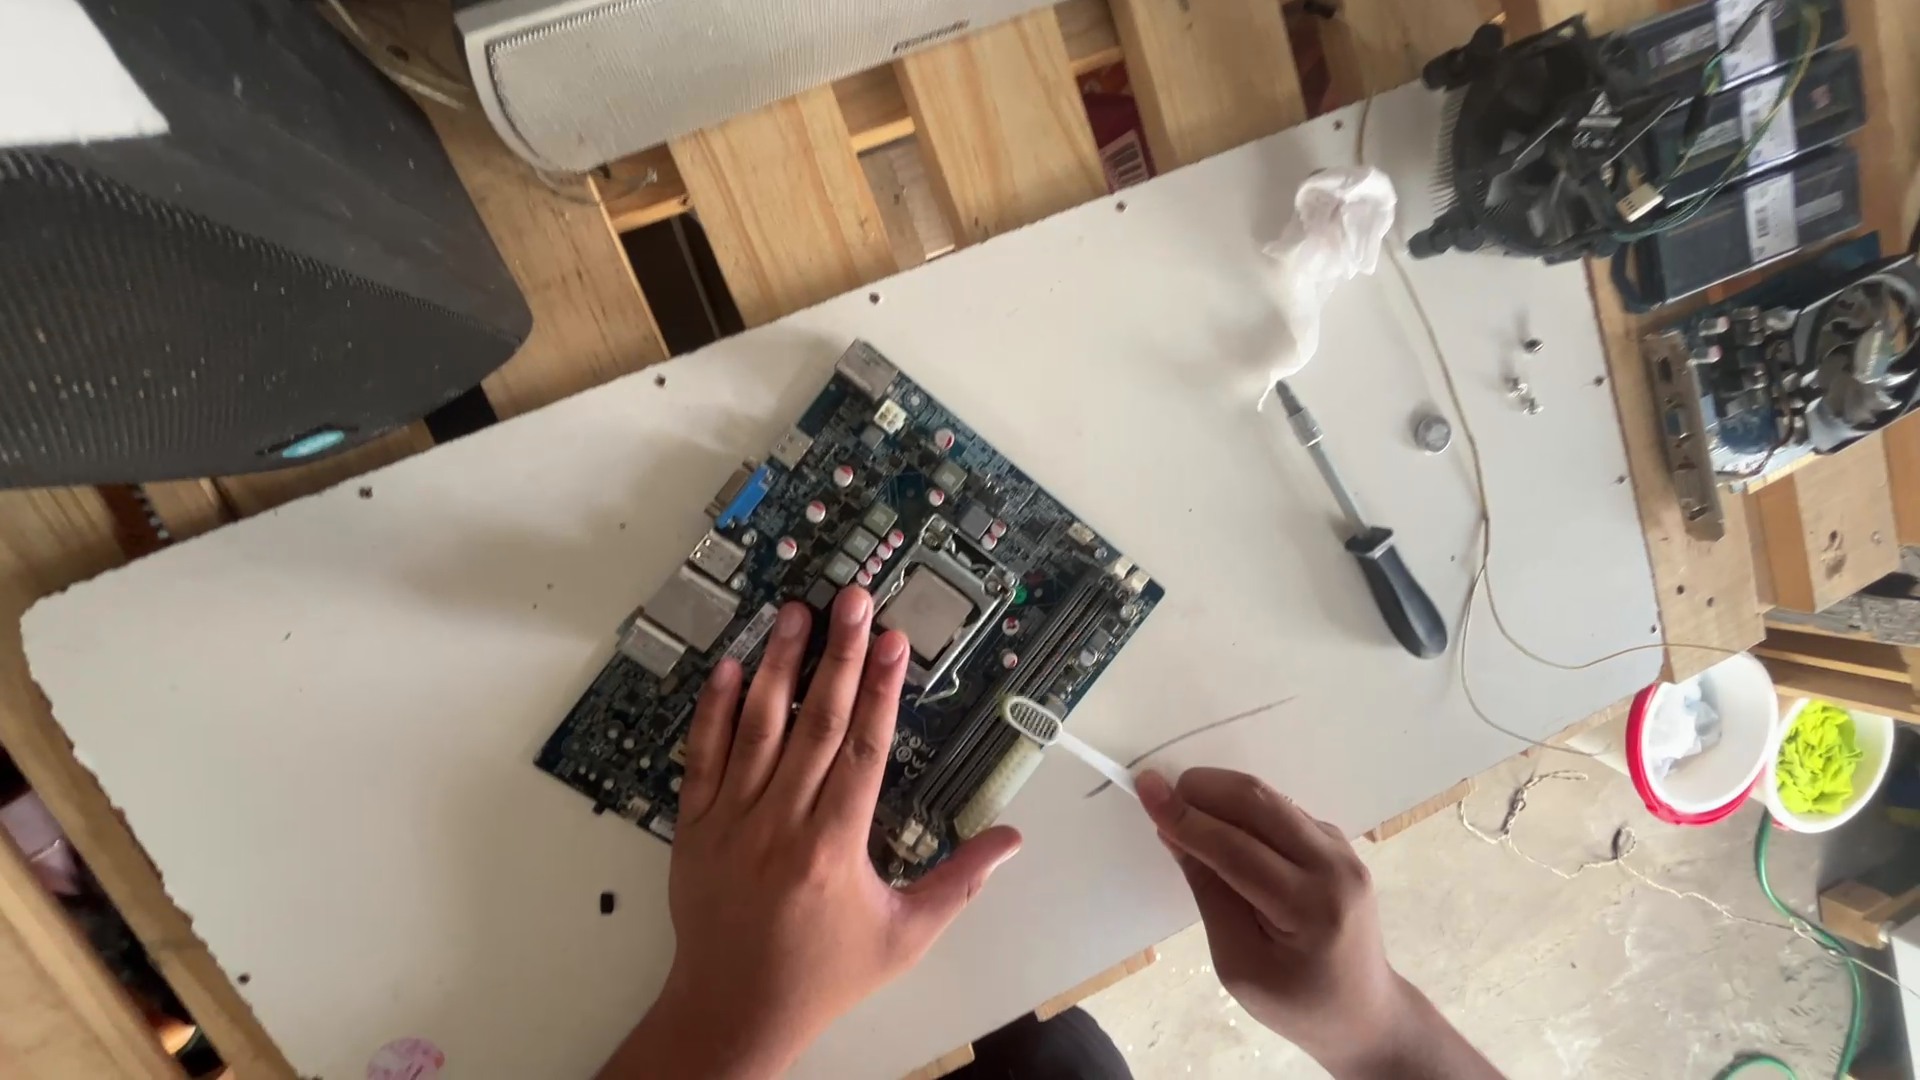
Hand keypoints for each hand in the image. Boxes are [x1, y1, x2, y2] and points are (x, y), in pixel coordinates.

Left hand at [599, 587, 1021, 1079]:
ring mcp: (732, 819)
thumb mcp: (905, 936)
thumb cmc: (824, 973)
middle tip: (852, 601)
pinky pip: (702, 756)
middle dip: (839, 654)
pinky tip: (728, 666)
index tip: (893, 641)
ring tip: (795, 613)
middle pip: (817, 722)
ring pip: (758, 727)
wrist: (730, 1014)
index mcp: (834, 845)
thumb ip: (961, 882)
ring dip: (778, 665)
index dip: (881, 689)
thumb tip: (1012, 841)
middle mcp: (782, 821)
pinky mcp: (694, 824)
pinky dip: (713, 709)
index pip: (865, 749)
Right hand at [1138, 768, 1501, 1079]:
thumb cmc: (1294, 1002)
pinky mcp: (1335, 840)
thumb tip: (1173, 831)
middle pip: (1258, 801)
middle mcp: (1334, 868)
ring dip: (1219, 794)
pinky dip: (1241, 808)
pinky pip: (1278, 807)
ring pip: (1267, 797)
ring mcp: (1340, 848)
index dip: (1185, 816)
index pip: (1235, 848)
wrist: (1366, 1015)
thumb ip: (1207, 891)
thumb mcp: (1236, 963)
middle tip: (1163, 796)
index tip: (1144, 787)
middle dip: (1202, 788)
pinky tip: (1224, 832)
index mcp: (1311, 910)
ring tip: (1188, 816)